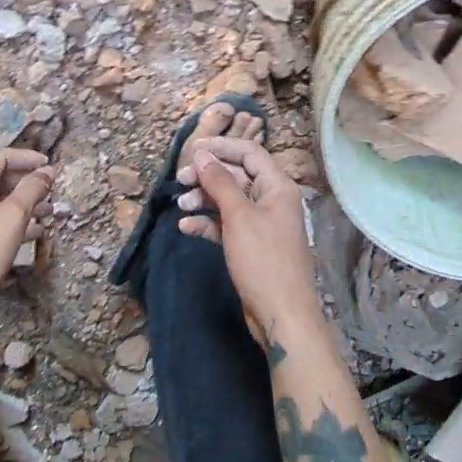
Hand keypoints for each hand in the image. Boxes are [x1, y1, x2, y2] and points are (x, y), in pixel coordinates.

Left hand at [0, 148, 53, 314]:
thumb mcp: (13, 216)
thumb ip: (32, 189)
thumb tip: (47, 172)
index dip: (26, 158)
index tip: (49, 166)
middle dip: (26, 184)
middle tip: (51, 192)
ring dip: (22, 205)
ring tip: (48, 214)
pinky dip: (10, 223)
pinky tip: (31, 235)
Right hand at [175, 137, 319, 347]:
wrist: (282, 315)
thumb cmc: (263, 259)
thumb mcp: (238, 216)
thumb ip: (219, 182)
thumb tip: (202, 155)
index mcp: (277, 186)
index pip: (249, 152)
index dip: (222, 146)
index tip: (193, 149)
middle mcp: (271, 200)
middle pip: (237, 175)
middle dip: (208, 175)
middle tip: (179, 180)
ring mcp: (262, 223)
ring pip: (229, 200)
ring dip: (204, 199)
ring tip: (180, 205)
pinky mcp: (252, 246)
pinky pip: (227, 225)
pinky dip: (208, 223)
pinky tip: (187, 227)